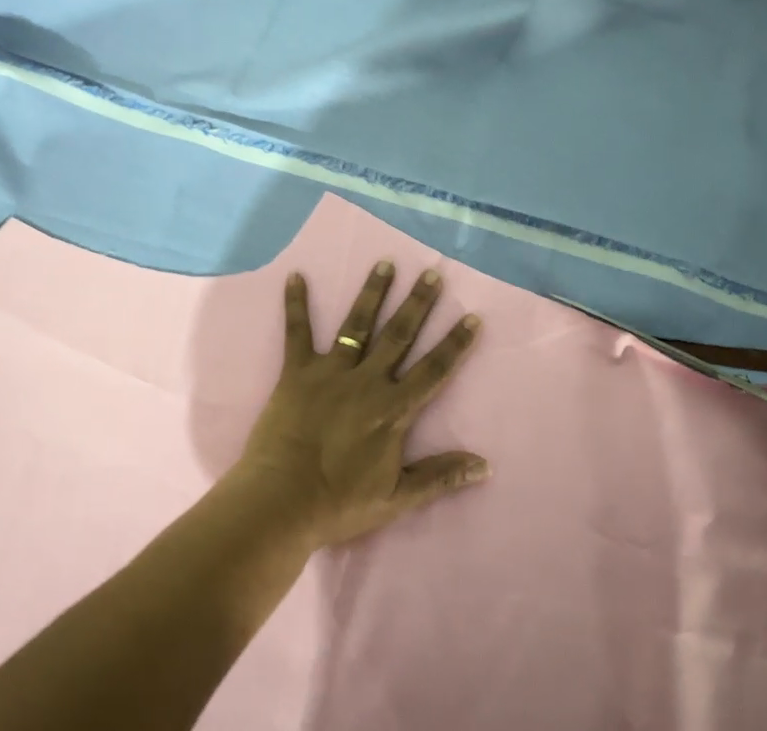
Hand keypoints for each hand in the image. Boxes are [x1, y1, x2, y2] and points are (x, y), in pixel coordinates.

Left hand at [233, 261, 488, 548]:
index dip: (454, 344)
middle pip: (399, 335)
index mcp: (393, 410)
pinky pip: (297, 333)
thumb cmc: (340, 503)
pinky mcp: (296, 374)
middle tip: (431, 272)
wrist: (281, 502)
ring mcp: (330, 373)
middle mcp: (366, 382)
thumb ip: (440, 476)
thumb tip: (485, 466)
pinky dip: (295, 304)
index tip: (471, 317)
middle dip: (418, 303)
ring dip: (372, 293)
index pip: (433, 370)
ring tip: (385, 263)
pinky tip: (295, 276)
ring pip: (357, 325)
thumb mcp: (397, 498)